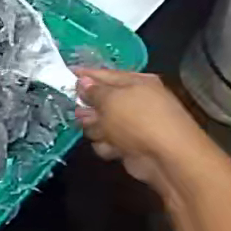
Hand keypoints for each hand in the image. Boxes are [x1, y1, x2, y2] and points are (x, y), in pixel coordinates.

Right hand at [73, 68, 223, 188]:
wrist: (165, 157)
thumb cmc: (139, 120)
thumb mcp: (112, 100)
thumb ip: (94, 90)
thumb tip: (83, 81)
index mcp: (135, 82)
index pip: (104, 74)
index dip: (84, 75)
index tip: (65, 74)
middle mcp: (134, 100)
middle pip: (99, 101)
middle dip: (89, 109)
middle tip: (83, 114)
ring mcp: (131, 123)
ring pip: (98, 124)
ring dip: (97, 130)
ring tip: (104, 134)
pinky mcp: (128, 144)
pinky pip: (106, 141)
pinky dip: (107, 146)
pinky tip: (114, 149)